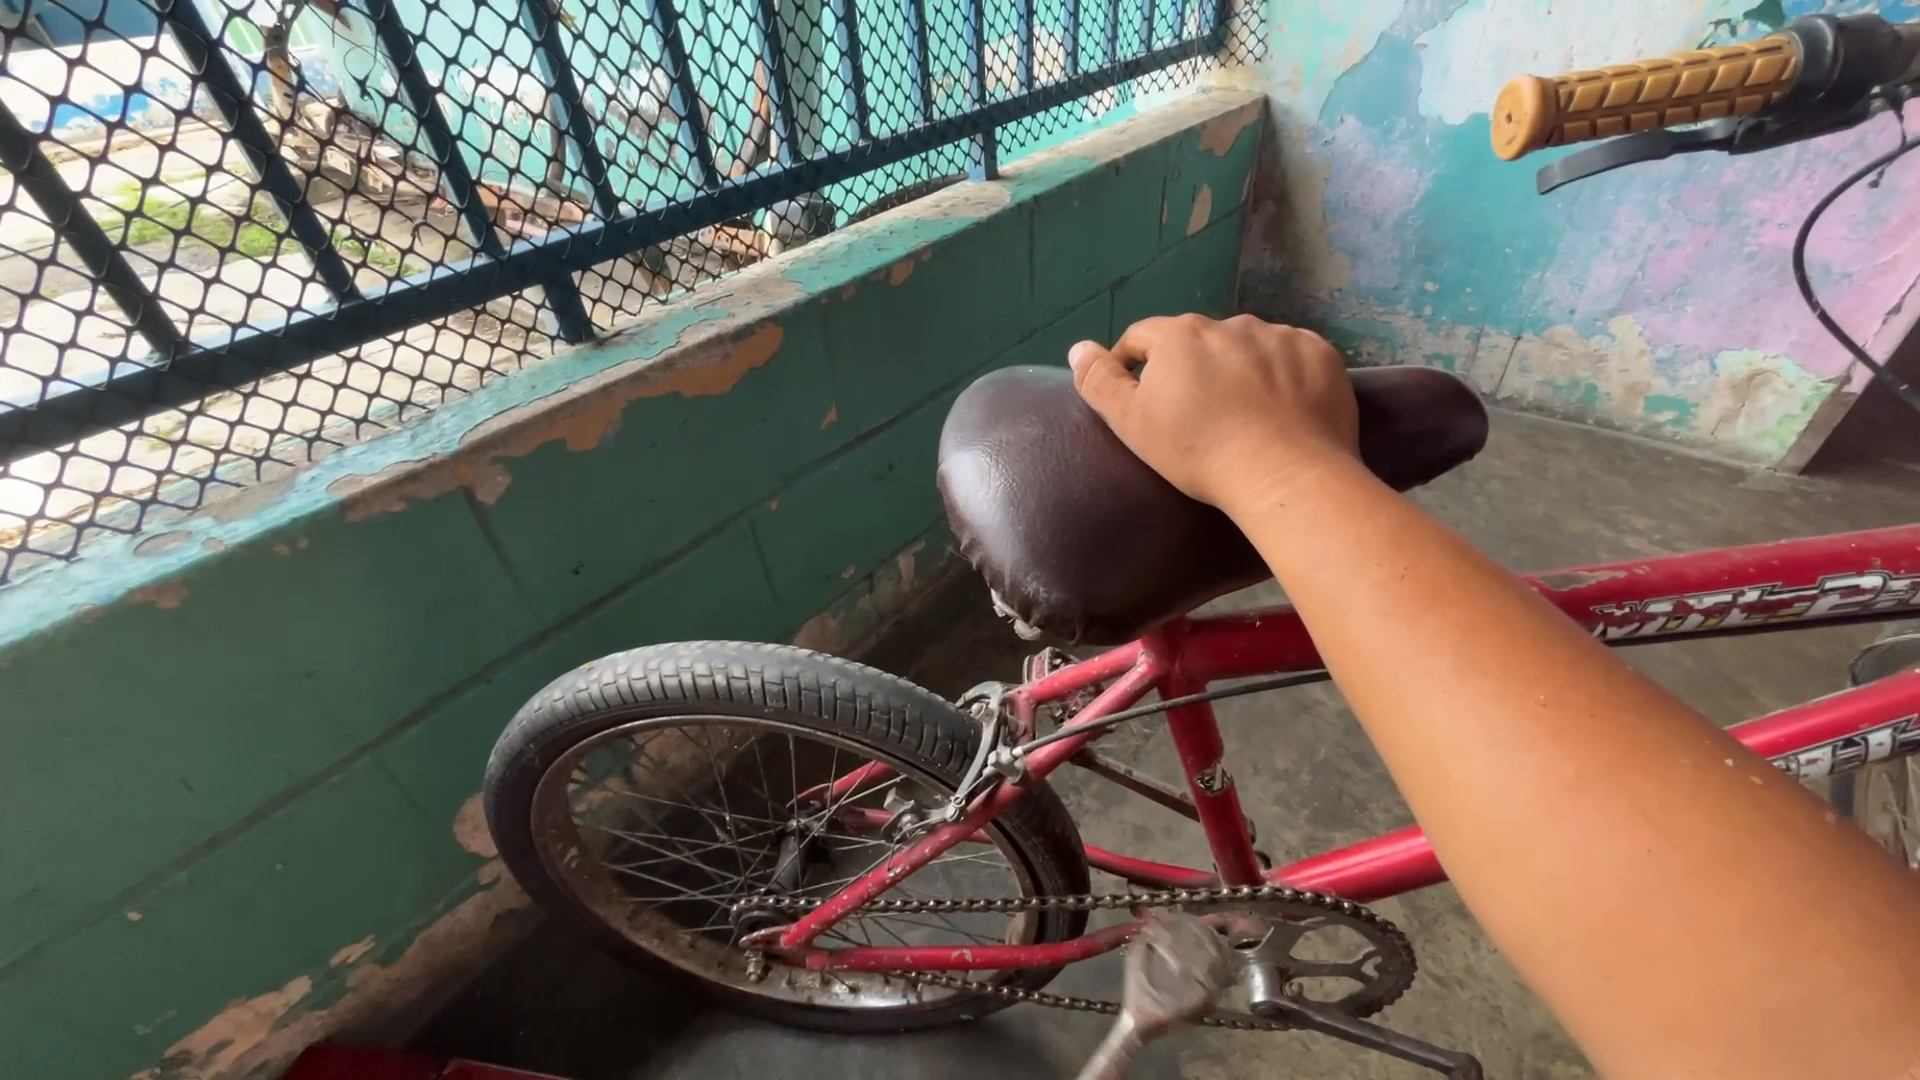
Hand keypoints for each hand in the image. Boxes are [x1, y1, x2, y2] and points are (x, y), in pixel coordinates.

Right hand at [1067, 314, 1359, 510]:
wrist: (1283, 472)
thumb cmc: (1196, 450)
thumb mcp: (1131, 424)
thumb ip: (1099, 381)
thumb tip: (1078, 347)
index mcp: (1179, 335)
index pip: (1142, 337)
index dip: (1132, 363)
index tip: (1138, 396)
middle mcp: (1229, 323)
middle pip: (1196, 341)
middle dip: (1190, 368)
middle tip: (1194, 413)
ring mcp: (1279, 335)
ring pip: (1245, 346)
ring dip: (1237, 368)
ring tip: (1242, 413)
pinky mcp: (1319, 353)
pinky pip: (1290, 357)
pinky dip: (1281, 375)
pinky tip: (1280, 410)